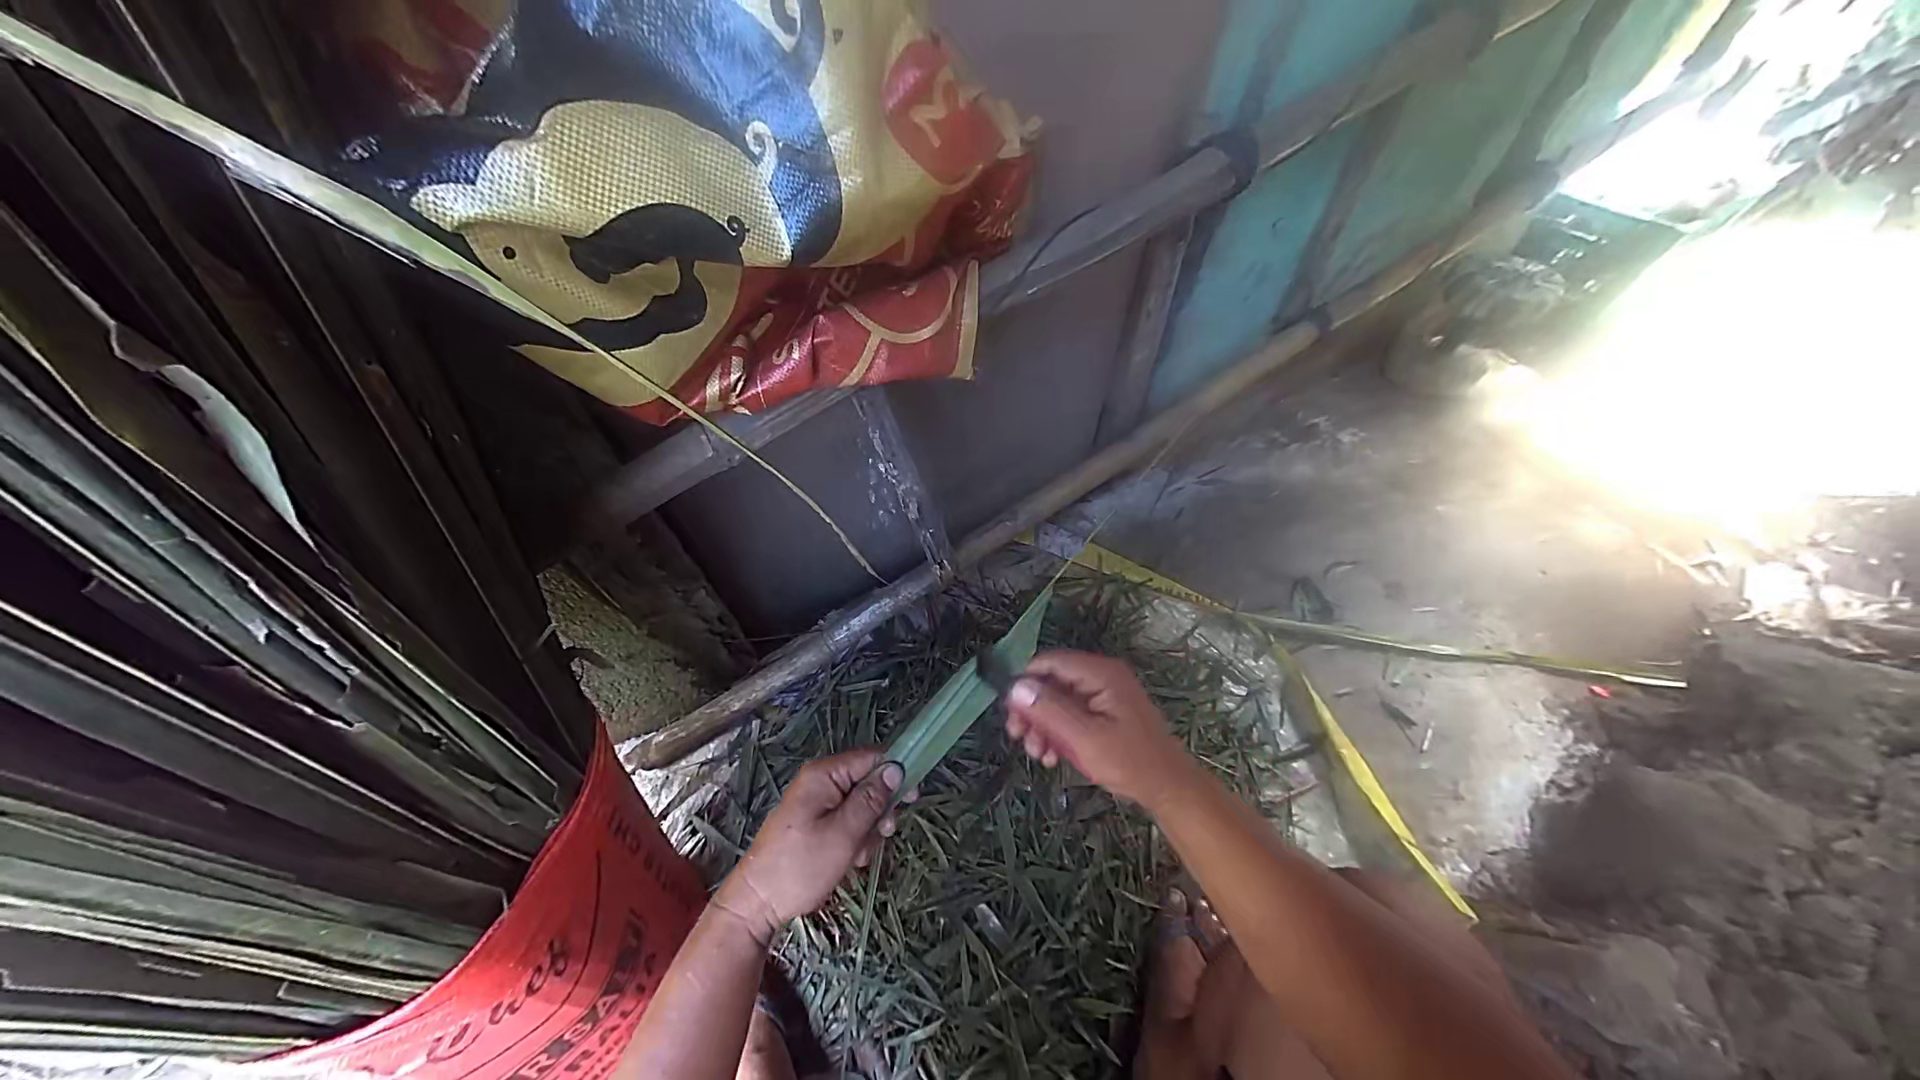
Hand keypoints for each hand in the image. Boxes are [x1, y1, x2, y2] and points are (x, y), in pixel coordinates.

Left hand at [712, 749, 904, 945]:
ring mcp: (815, 803)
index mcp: (824, 775)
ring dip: (867, 830)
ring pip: (860, 806)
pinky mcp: (814, 823)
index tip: (913, 798)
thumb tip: (896, 768)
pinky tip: (848, 861)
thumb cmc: (801, 867)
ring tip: (857, 856)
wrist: (756, 904)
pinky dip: (854, 839)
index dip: (896, 773)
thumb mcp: (843, 834)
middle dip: (879, 809)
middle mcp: (820, 782)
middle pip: (867, 782)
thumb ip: (872, 799)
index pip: (871, 757)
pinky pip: (846, 821)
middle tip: (882, 834)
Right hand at [1004, 649, 1195, 806]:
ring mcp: (1104, 694)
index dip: (1025, 683)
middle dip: (1032, 709)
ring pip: (1058, 700)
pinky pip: (1072, 713)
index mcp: (1100, 673)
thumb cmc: (1130, 762)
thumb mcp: (1084, 738)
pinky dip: (1058, 732)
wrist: (1169, 788)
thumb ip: (1049, 710)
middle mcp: (1101, 676)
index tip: (1010, 711)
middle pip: (1052, 682)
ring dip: (1042, 725)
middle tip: (1017, 736)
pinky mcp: (1104, 712)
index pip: (1050, 662)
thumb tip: (1016, 687)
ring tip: (1037, 753)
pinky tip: (1052, 755)